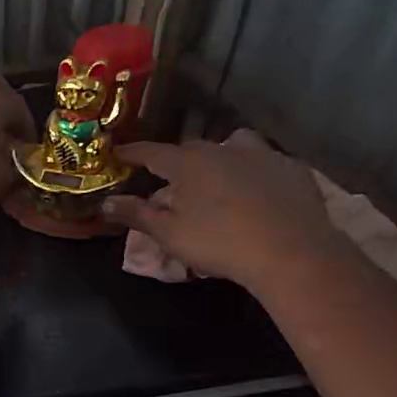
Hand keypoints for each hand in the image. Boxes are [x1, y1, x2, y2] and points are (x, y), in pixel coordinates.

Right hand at [102, 130, 347, 290]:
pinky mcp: (291, 169)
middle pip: (191, 148)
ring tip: (215, 177)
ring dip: (219, 157)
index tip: (118, 154)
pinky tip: (253, 191)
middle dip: (175, 160)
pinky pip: (264, 162)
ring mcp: (262, 155)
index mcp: (188, 163)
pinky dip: (251, 171)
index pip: (151, 152)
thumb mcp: (168, 233)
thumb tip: (105, 203)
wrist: (289, 251)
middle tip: (167, 178)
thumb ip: (136, 214)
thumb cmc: (218, 242)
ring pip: (233, 146)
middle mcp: (223, 149)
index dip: (132, 153)